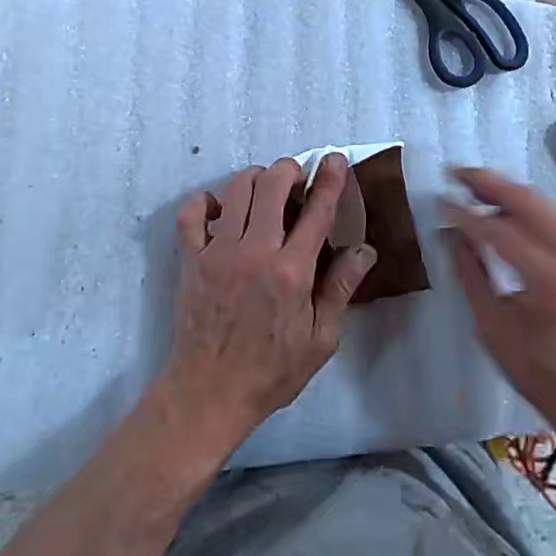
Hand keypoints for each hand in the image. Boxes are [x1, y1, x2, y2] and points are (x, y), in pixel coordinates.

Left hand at [158, 155, 377, 443]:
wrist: (208, 395)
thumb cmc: (271, 371)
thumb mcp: (321, 338)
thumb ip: (341, 288)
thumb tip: (364, 249)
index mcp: (291, 272)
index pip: (316, 211)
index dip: (330, 179)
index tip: (334, 159)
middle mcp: (255, 252)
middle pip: (272, 184)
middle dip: (289, 169)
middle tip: (298, 177)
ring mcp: (218, 253)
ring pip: (236, 190)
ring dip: (256, 179)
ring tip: (266, 191)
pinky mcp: (191, 260)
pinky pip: (191, 214)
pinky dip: (207, 202)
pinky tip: (222, 211)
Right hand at [444, 168, 555, 446]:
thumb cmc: (547, 382)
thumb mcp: (497, 333)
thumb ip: (473, 277)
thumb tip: (453, 236)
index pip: (501, 231)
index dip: (466, 213)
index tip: (441, 200)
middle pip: (533, 202)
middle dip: (491, 183)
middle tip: (458, 173)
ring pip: (552, 210)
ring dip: (514, 197)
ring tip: (480, 190)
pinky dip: (537, 219)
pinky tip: (514, 221)